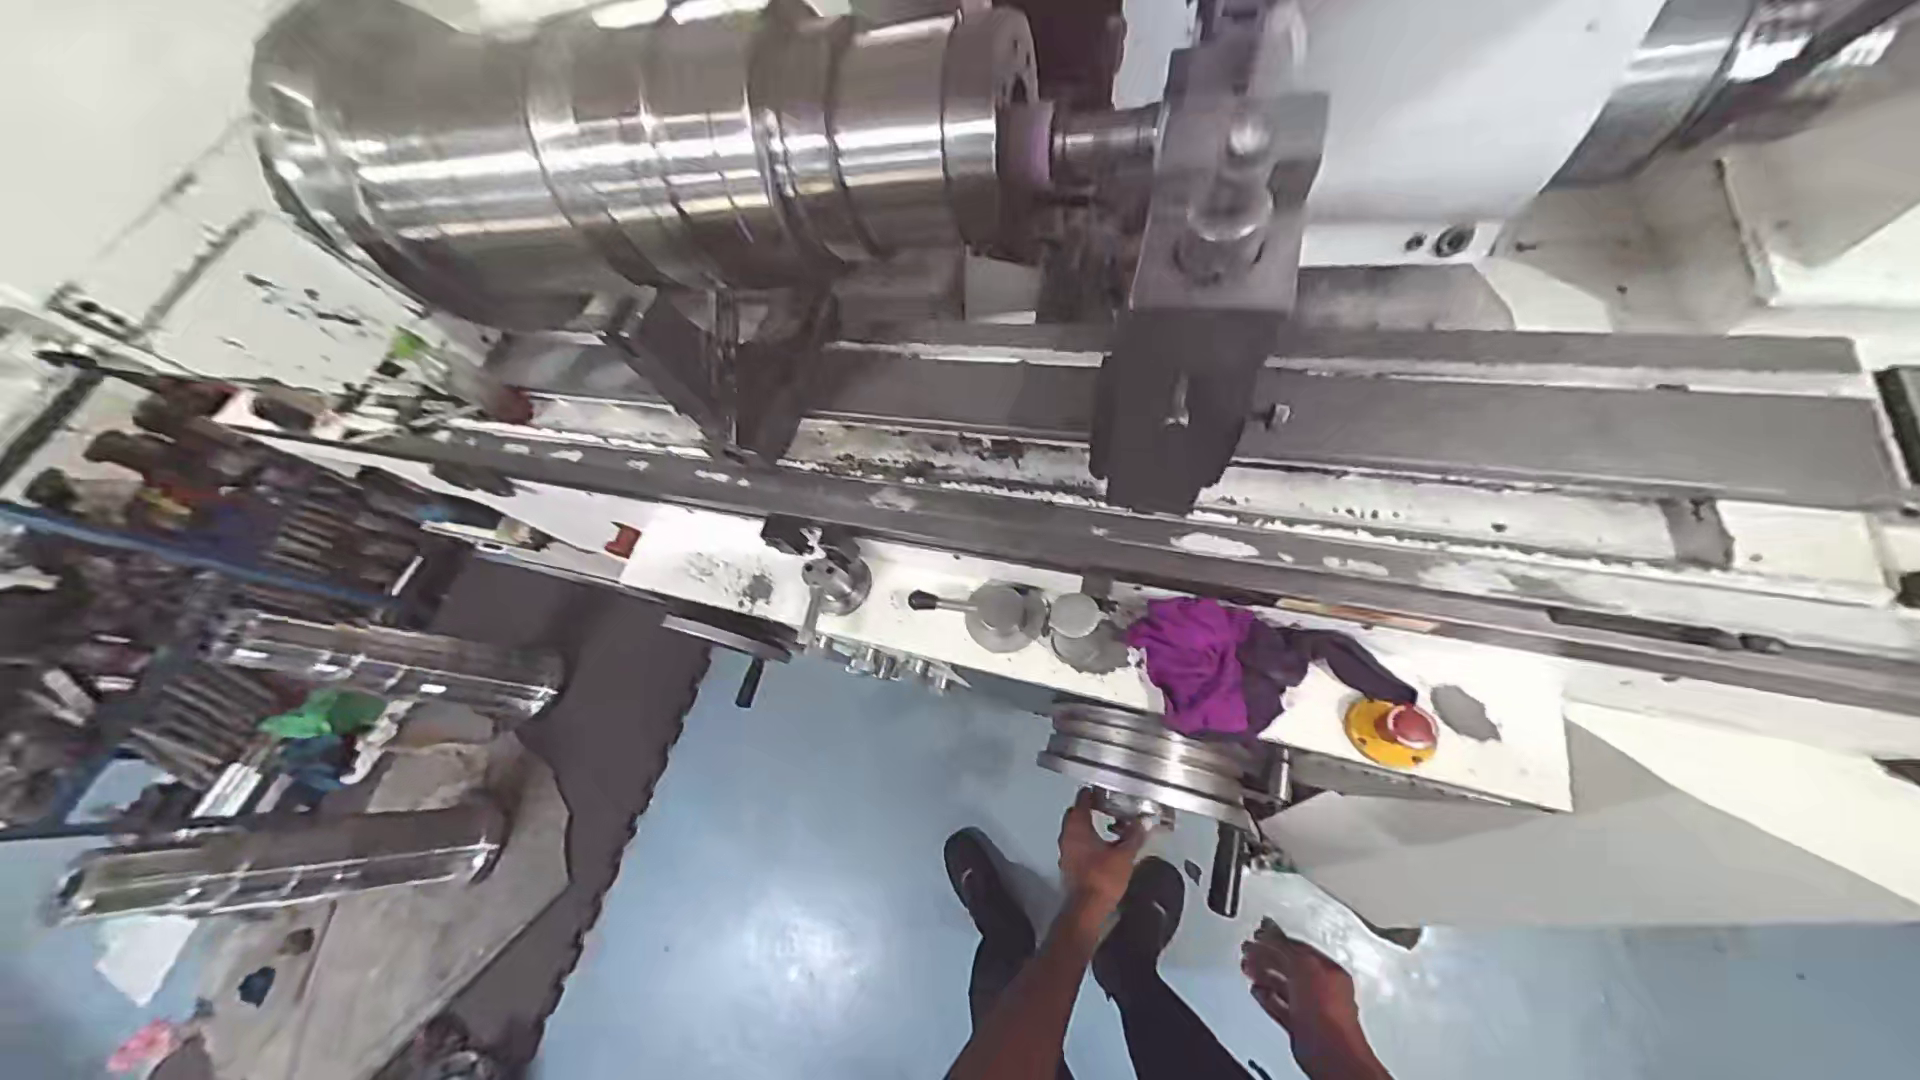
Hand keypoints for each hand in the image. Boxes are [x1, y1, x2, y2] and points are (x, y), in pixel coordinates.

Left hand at [1056, 789, 1147, 921]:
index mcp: (1077, 825)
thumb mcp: (1124, 855)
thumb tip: (1145, 821)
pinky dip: (1086, 840)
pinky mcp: (1067, 864)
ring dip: (1088, 826)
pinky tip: (1100, 848)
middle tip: (1106, 808)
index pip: (1082, 799)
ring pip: (1075, 829)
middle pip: (1076, 813)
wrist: (1086, 909)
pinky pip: (1075, 843)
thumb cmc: (1102, 877)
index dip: (1092, 793)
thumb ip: (1134, 836)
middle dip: (1089, 808)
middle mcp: (1066, 833)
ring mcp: (1064, 849)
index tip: (1103, 791)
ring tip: (1107, 828)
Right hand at [1241, 919, 1389, 1079]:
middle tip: (1248, 948)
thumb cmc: (1328, 1013)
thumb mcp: (1302, 966)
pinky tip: (1257, 990)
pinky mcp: (1300, 1026)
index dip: (1277, 938)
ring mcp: (1311, 1009)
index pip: (1298, 947)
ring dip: (1263, 974)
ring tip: (1247, 966)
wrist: (1331, 1055)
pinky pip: (1279, 1005)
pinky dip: (1266, 996)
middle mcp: (1322, 989)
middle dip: (1266, 955)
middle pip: (1289, 965)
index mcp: (1328, 971)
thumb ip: (1283, 945)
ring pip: (1282, 984)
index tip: (1259, 932)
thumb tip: (1269, 928)